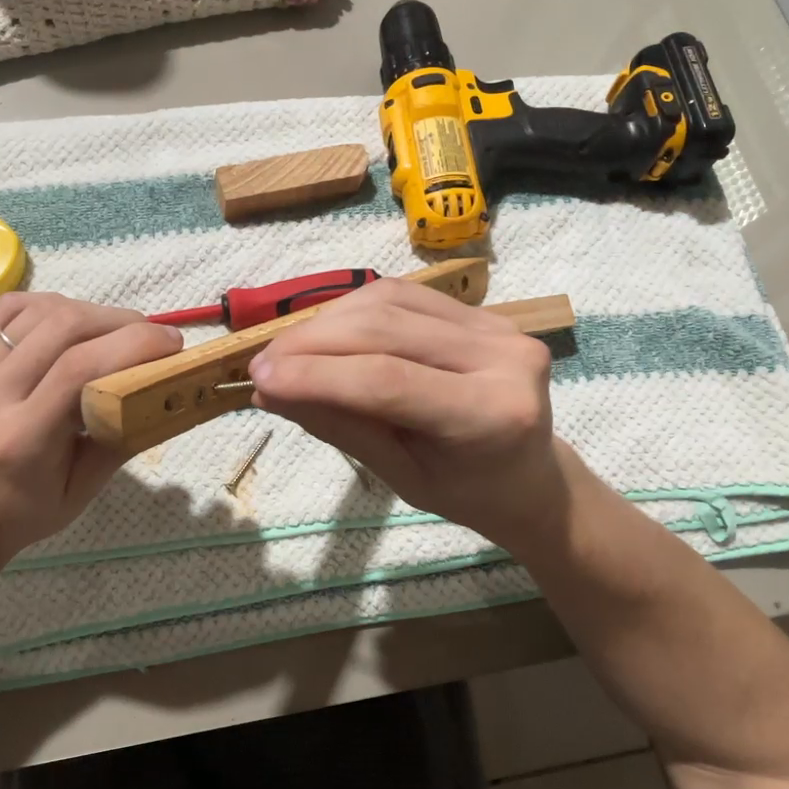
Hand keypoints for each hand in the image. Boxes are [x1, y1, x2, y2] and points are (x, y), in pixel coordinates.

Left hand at [0, 294, 181, 583]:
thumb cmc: (20, 516)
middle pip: (64, 328)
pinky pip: (9, 309)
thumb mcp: (81, 492)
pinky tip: (71, 321)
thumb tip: (161, 391)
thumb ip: (119, 440)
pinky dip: (49, 305)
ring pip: (39, 311)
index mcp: (22, 438)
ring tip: (117, 331)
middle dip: (121, 322)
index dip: (134, 344)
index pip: (81, 368)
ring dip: (89, 311)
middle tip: (152, 335)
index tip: (172, 345)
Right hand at [246, 279, 566, 543]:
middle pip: (386, 330)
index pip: (388, 381)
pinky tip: (323, 333)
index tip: (259, 378)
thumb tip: (270, 389)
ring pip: (389, 302)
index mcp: (490, 416)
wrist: (529, 475)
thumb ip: (339, 426)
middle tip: (262, 364)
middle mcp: (504, 359)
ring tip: (286, 351)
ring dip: (326, 321)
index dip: (316, 375)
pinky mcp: (484, 311)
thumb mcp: (399, 477)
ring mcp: (498, 327)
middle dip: (312, 342)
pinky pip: (403, 296)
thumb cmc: (464, 492)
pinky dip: (351, 310)